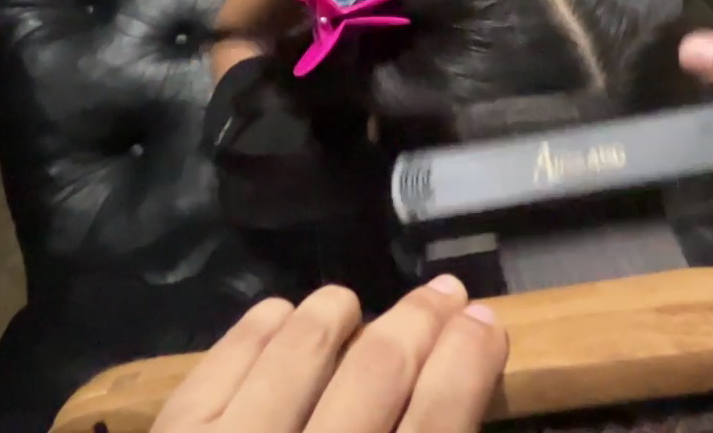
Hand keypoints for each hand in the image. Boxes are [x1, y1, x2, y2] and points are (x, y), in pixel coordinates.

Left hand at [153, 276, 505, 432]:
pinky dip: (263, 325)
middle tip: (446, 291)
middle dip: (422, 319)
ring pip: (303, 345)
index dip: (469, 360)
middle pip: (379, 369)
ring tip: (354, 306)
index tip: (486, 322)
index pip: (436, 421)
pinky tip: (283, 316)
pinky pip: (227, 357)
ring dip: (339, 310)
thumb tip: (454, 399)